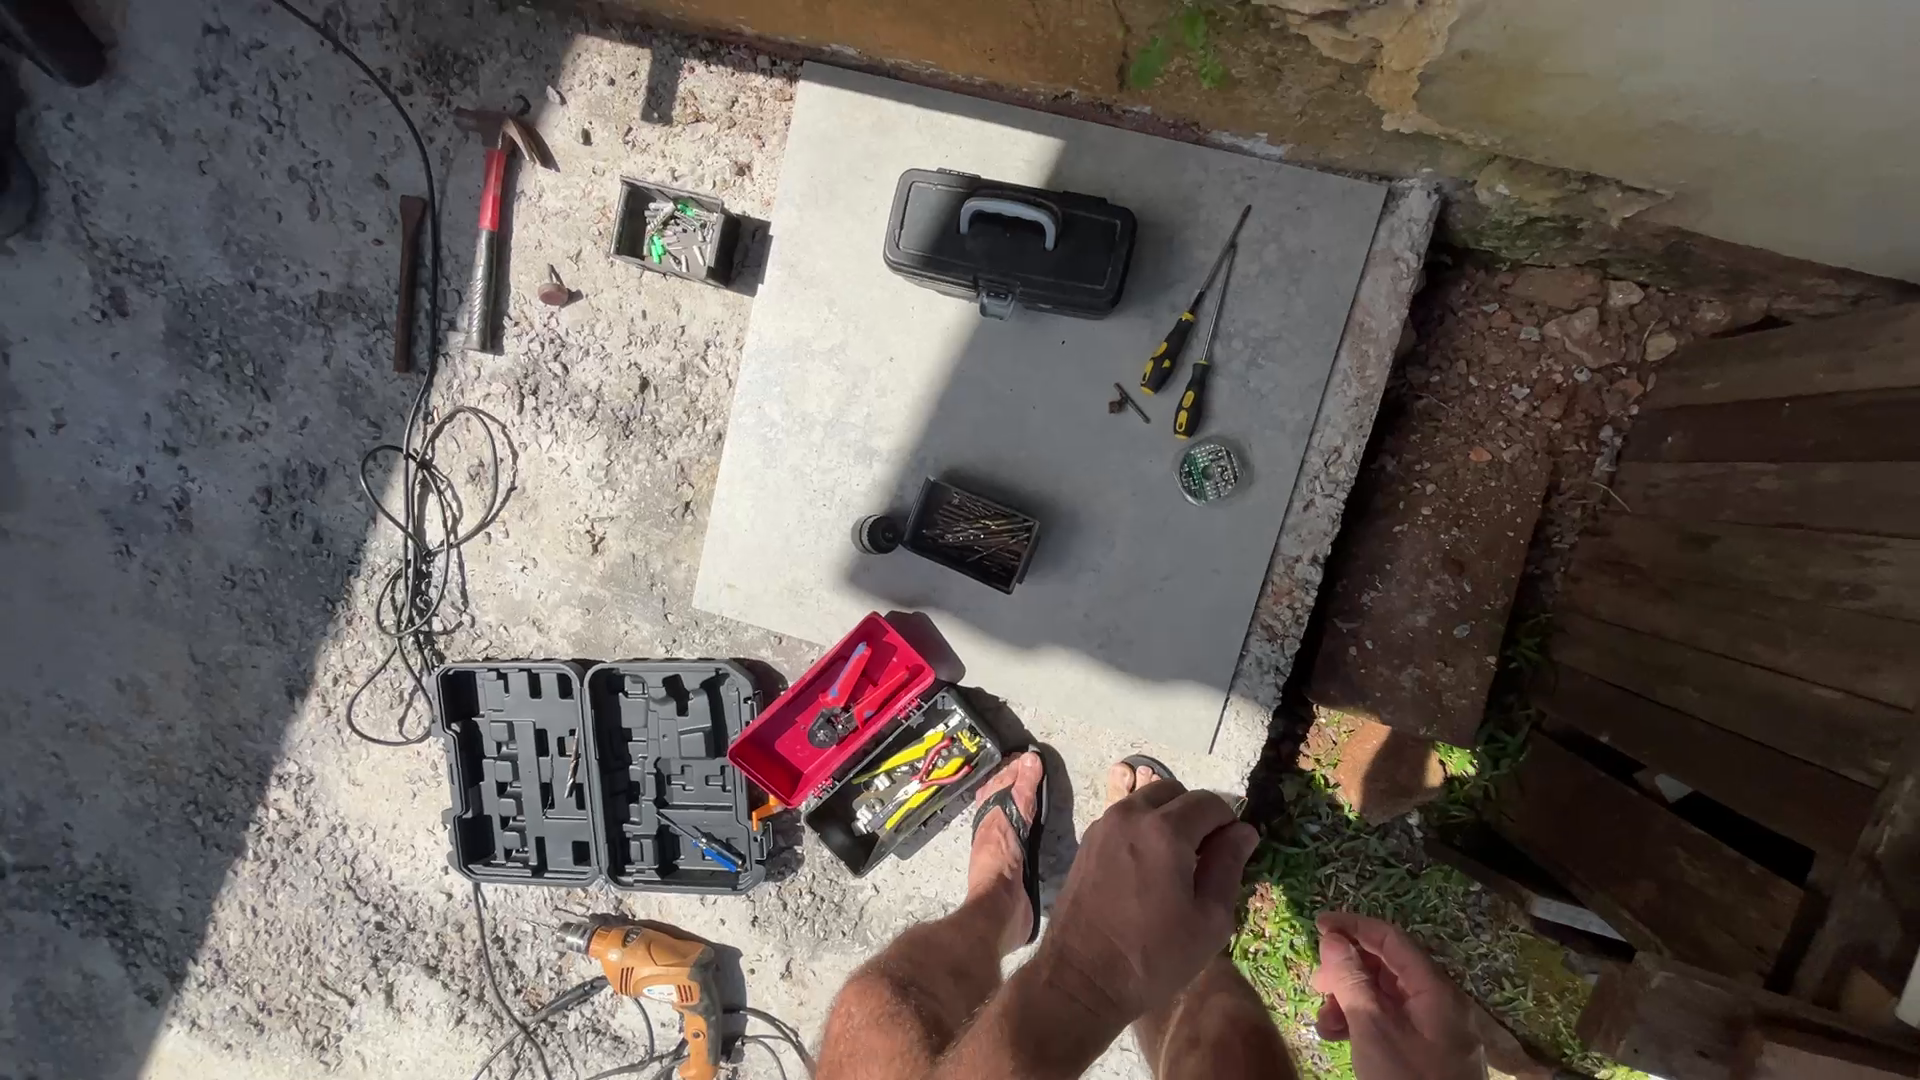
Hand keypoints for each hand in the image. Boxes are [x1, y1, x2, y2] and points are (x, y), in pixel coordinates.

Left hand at [1037, 776, 1259, 1024]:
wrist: (1082, 975)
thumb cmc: (1153, 956)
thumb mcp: (1209, 920)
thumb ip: (1229, 866)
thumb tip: (1245, 831)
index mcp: (1164, 830)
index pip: (1209, 802)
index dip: (1229, 822)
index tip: (1233, 852)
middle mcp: (1131, 814)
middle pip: (1174, 792)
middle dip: (1196, 814)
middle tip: (1205, 856)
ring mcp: (1104, 823)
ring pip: (1146, 800)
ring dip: (1167, 818)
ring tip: (1176, 864)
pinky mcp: (1088, 838)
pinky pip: (1124, 817)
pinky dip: (1143, 827)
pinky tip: (1147, 868)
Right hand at [1311, 913, 1480, 1079]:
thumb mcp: (1372, 1029)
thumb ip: (1350, 979)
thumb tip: (1332, 938)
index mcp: (1436, 992)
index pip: (1391, 939)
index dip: (1352, 926)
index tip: (1316, 927)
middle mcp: (1440, 1006)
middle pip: (1387, 967)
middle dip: (1346, 970)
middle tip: (1316, 982)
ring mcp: (1435, 1033)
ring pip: (1385, 996)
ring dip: (1348, 999)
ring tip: (1324, 1019)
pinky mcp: (1427, 1055)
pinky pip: (1390, 1022)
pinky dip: (1361, 1021)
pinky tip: (1338, 1035)